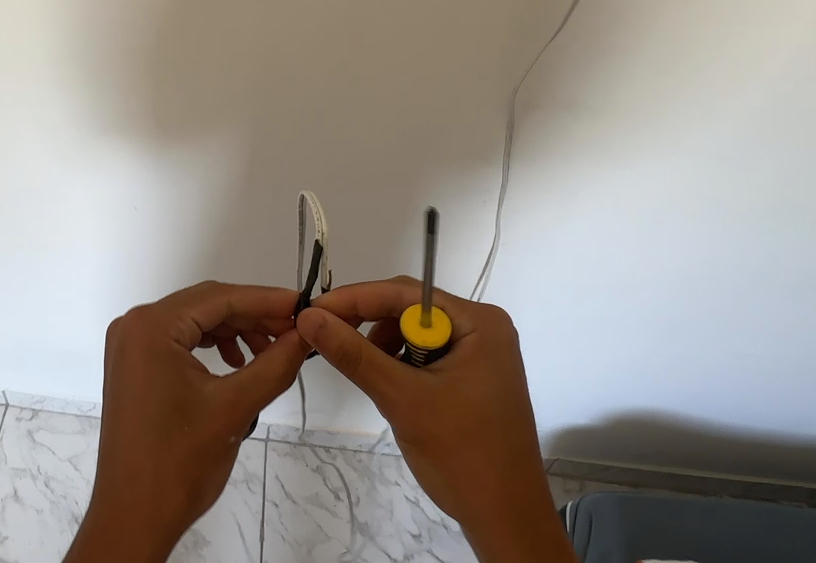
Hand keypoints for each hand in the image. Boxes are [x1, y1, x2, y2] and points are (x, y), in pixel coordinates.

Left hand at [66, 281, 309, 562]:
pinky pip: (180, 341)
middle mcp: (135, 325)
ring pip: (195, 322)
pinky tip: (237, 365)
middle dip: (252, 316)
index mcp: (151, 326)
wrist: (133, 518)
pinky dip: (212, 347)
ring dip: (234, 332)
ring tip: (269, 353)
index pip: (218, 298)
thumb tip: (305, 334)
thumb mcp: (235, 407)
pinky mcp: (134, 366)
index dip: (265, 299)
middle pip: (205, 305)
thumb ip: (275, 364)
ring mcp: (130, 345)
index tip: (303, 304)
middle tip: (293, 330)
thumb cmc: (180, 462)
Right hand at [299, 278, 573, 562]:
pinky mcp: (472, 376)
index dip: (355, 299)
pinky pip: (425, 354)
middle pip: (409, 309)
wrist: (507, 522)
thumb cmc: (461, 455)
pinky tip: (388, 387)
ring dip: (383, 348)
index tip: (312, 310)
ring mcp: (480, 353)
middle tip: (325, 337)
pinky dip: (400, 365)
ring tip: (366, 375)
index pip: (404, 293)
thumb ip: (353, 353)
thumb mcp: (401, 398)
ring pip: (413, 332)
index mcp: (479, 322)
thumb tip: (309, 316)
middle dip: (369, 325)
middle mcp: (483, 328)